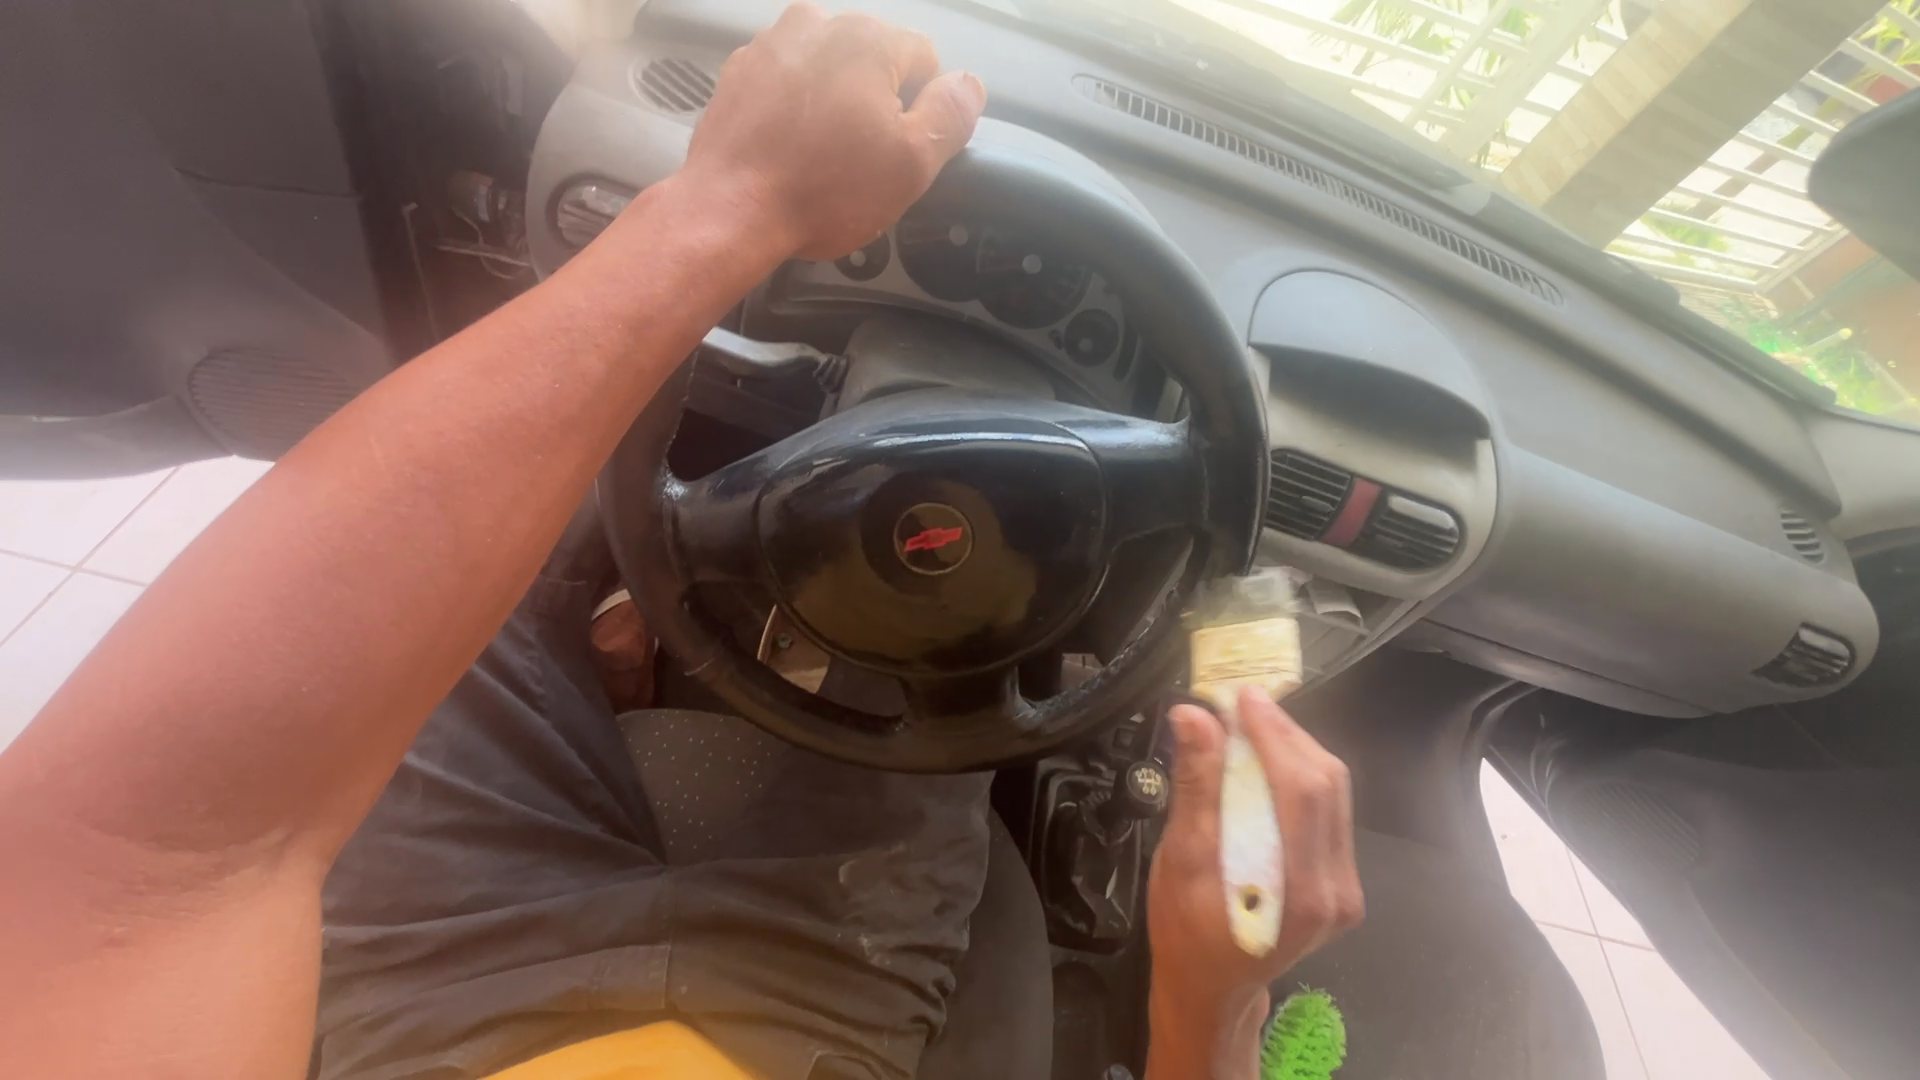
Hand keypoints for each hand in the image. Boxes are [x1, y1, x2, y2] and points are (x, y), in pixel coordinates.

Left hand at [682, 3, 986, 260]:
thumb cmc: (827, 191)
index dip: (922, 113)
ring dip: (836, 108)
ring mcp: (771, 44)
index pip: (925, 62)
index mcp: (868, 38)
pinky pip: (788, 86)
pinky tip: (790, 153)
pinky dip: (796, 113)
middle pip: (874, 64)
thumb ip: (950, 117)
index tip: (900, 156)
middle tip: (862, 166)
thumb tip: (970, 83)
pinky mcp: (739, 73)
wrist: (732, 209)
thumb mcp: (911, 165)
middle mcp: (818, 22)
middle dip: (877, 107)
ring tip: (823, 162)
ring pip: (829, 73)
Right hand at [1145, 686, 1363, 1077]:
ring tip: (1248, 722)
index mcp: (1300, 891)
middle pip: (1325, 784)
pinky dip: (1296, 774)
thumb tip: (1193, 716)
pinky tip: (1264, 761)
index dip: (1274, 732)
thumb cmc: (1185, 929)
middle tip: (1239, 702)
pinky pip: (1327, 811)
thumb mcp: (1179, 859)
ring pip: (1333, 793)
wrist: (1211, 985)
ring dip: (1291, 748)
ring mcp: (1344, 888)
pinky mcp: (1339, 882)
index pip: (1301, 789)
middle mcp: (1336, 889)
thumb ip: (1195, 786)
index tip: (1241, 695)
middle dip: (1283, 732)